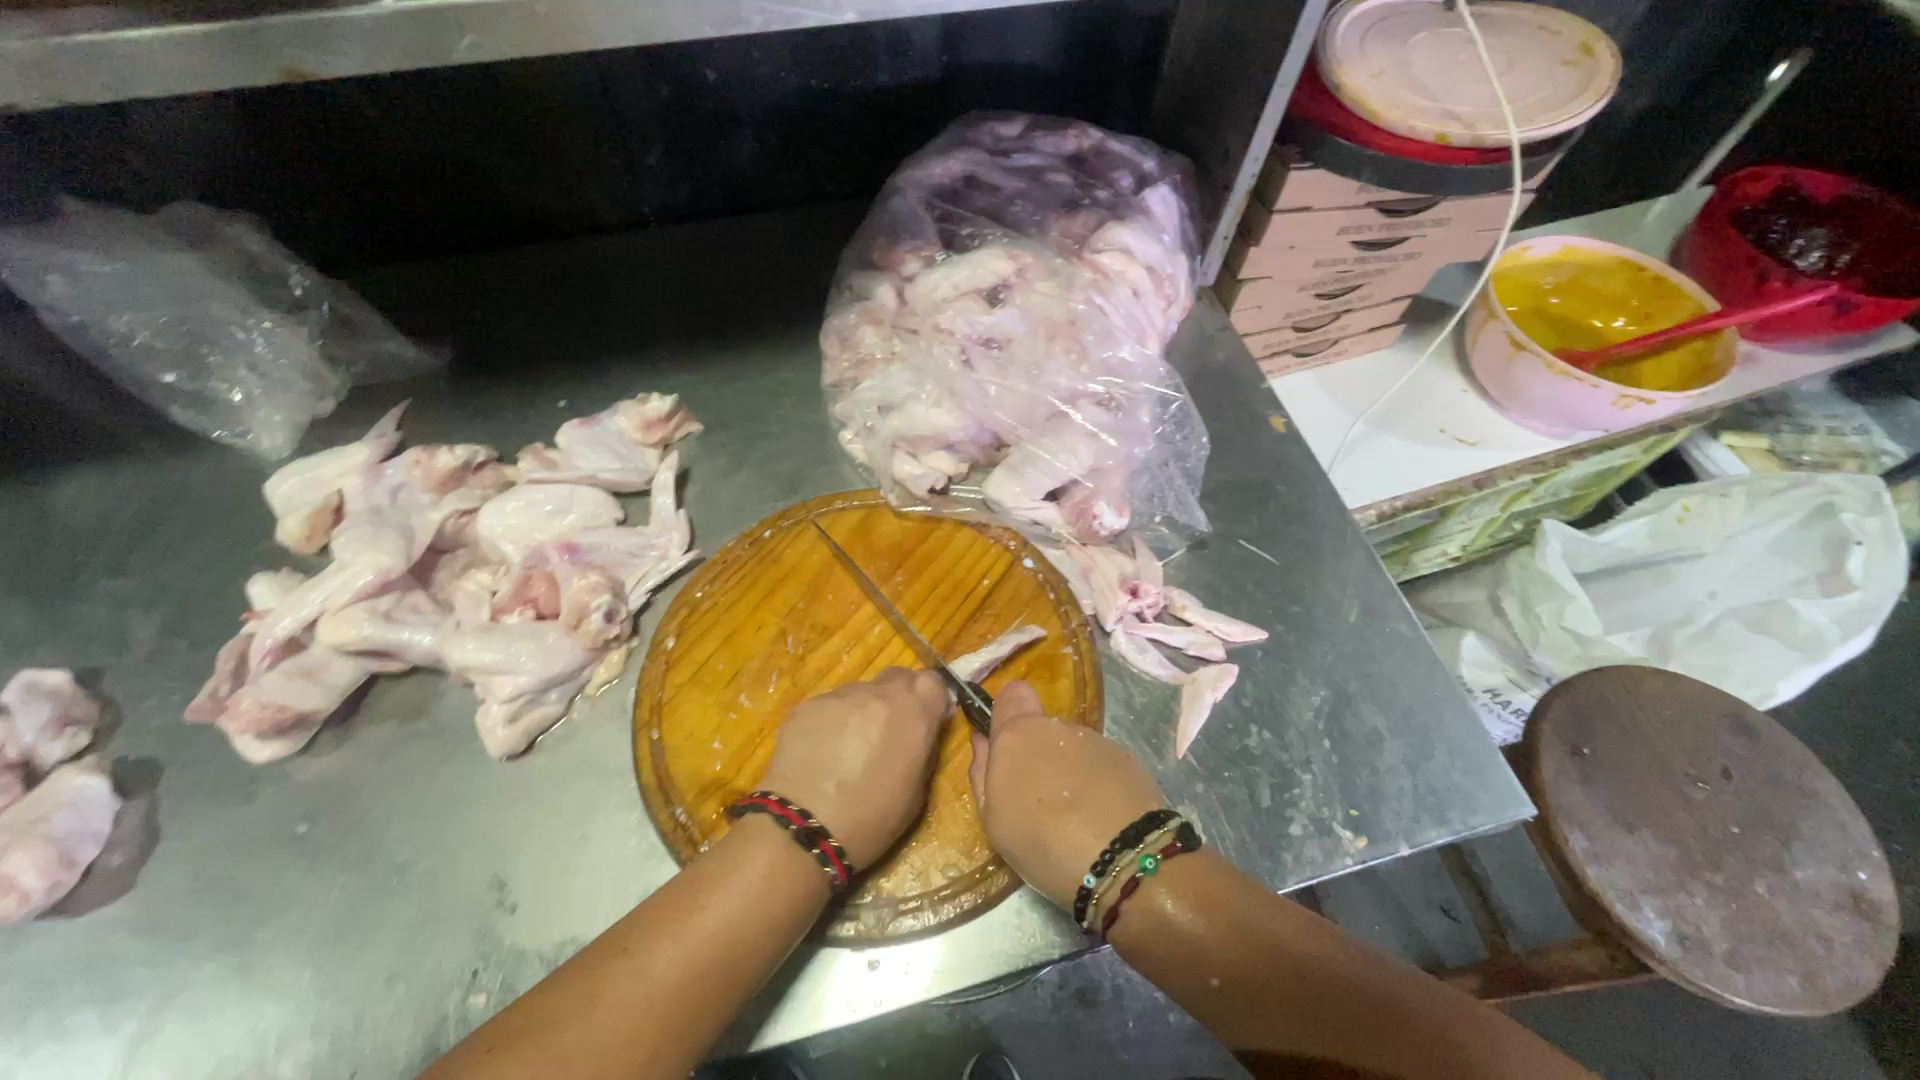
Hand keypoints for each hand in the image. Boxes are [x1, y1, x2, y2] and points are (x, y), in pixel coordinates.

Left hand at [757, 668, 949, 868]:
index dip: (931, 698)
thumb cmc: (873, 819)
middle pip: (898, 678)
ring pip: (861, 693)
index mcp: (914, 713)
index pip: (934, 681)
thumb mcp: (918, 791)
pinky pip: (830, 706)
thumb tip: (924, 731)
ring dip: (863, 711)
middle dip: (899, 698)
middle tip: (889, 732)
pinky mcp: (808, 706)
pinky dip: (832, 723)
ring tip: (848, 749)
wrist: (805, 827)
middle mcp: (879, 693)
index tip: (926, 719)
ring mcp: (840, 696)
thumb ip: (925, 748)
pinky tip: (822, 754)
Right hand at [967, 681, 1166, 910]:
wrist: (1122, 861)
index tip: (1006, 747)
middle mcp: (1058, 727)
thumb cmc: (1041, 841)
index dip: (1008, 714)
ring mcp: (1097, 741)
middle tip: (1039, 799)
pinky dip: (1098, 784)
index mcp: (1018, 734)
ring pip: (1073, 748)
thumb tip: (982, 740)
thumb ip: (982, 772)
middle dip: (1039, 753)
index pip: (1011, 694)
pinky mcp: (1129, 760)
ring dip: (1069, 771)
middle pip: (1043, 728)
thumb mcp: (992, 818)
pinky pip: (1102, 765)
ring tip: (1075, 816)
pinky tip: (1101, 818)